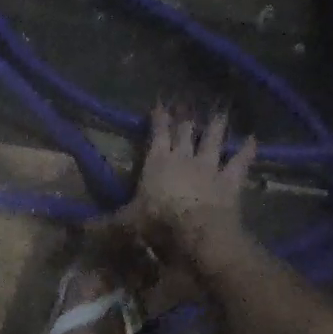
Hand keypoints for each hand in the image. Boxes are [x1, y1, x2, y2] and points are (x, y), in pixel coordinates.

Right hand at [117, 104, 256, 259]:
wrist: (197, 230)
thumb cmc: (158, 221)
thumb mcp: (125, 223)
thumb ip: (105, 224)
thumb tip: (79, 228)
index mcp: (156, 161)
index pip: (156, 134)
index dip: (158, 118)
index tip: (159, 103)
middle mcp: (183, 158)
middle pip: (185, 132)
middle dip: (186, 118)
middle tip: (187, 103)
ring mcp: (209, 167)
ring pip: (214, 141)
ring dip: (217, 127)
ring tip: (221, 113)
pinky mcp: (230, 181)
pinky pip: (240, 163)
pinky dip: (247, 151)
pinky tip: (253, 139)